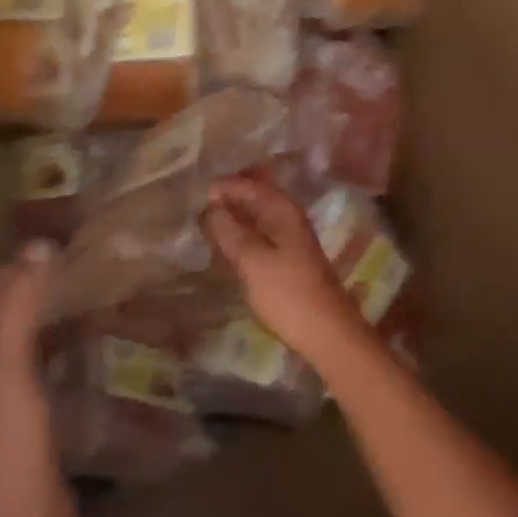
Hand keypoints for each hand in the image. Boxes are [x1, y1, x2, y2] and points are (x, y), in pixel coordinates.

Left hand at [0, 242, 76, 516]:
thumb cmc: (5, 455)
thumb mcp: (5, 375)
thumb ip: (17, 311)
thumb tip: (38, 248)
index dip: (8, 272)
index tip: (52, 247)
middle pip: (4, 325)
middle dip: (36, 294)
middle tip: (84, 269)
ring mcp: (9, 415)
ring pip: (30, 354)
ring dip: (56, 326)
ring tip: (98, 300)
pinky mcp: (38, 439)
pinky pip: (52, 384)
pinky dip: (71, 361)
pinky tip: (101, 355)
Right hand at [202, 174, 368, 360]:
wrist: (327, 333)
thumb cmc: (287, 294)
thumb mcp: (250, 260)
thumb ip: (228, 230)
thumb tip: (209, 206)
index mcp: (281, 208)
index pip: (245, 183)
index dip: (218, 187)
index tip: (190, 200)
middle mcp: (287, 215)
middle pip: (252, 195)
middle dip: (225, 198)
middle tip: (194, 211)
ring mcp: (289, 237)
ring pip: (254, 216)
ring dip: (231, 217)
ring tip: (201, 227)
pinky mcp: (287, 258)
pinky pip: (258, 234)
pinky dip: (240, 235)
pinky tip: (223, 246)